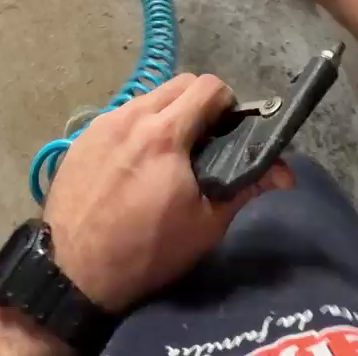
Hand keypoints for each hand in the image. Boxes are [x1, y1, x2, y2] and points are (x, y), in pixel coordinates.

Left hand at [44, 74, 294, 312]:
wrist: (72, 273)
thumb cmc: (146, 252)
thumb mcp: (205, 225)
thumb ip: (246, 187)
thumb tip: (286, 173)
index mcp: (166, 132)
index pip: (208, 86)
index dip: (227, 103)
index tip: (228, 130)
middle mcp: (133, 115)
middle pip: (180, 84)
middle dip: (199, 103)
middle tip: (204, 140)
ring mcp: (104, 122)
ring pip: (150, 96)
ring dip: (168, 113)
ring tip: (169, 154)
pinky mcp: (84, 135)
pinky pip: (122, 115)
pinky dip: (139, 127)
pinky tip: (136, 163)